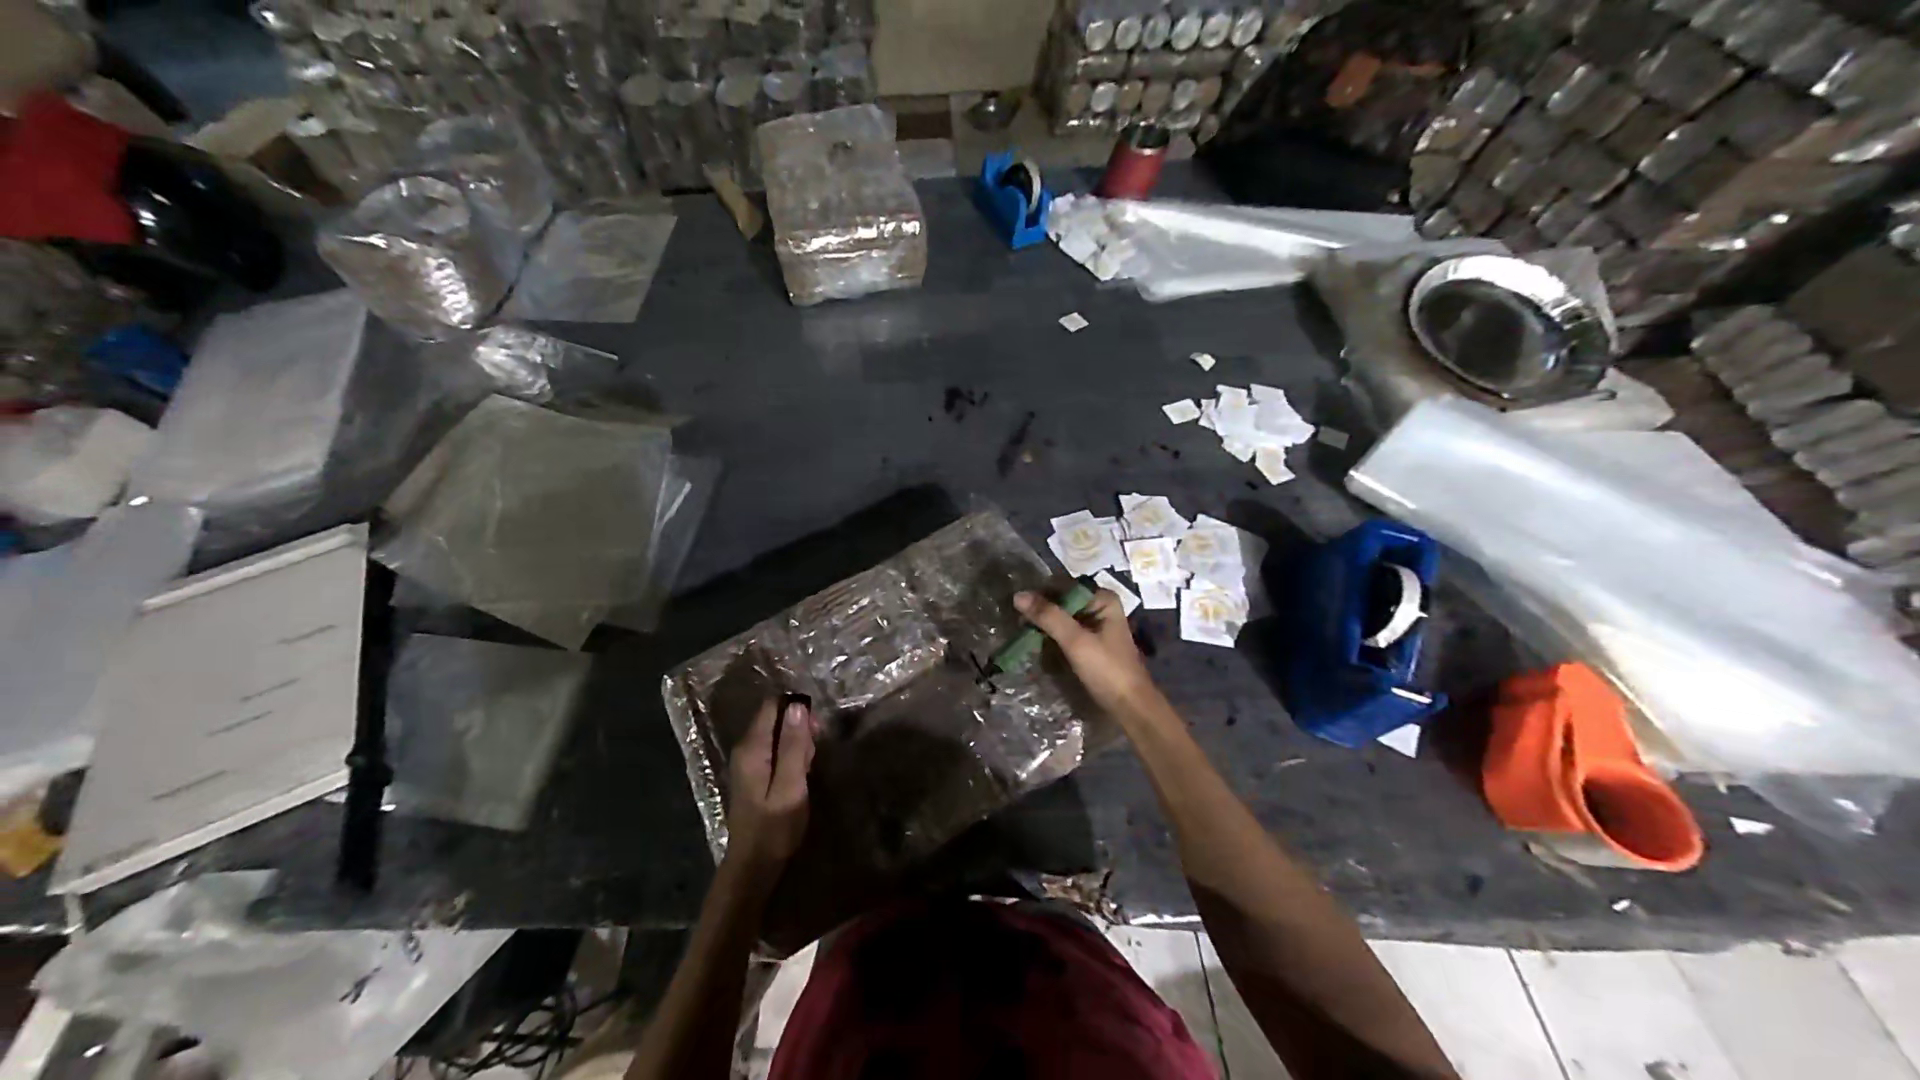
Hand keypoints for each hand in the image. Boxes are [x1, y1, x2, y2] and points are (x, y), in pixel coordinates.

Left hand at [725, 697, 816, 875]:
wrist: (754, 866)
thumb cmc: (774, 828)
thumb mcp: (790, 787)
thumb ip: (793, 746)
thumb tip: (798, 706)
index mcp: (752, 748)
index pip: (772, 706)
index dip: (797, 708)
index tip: (817, 726)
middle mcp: (746, 748)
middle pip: (776, 717)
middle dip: (800, 726)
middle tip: (816, 751)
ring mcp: (749, 761)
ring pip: (778, 734)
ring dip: (798, 742)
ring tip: (810, 764)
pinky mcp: (756, 773)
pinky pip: (777, 750)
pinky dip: (793, 755)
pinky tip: (802, 772)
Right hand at [1015, 589, 1161, 717]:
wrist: (1130, 706)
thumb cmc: (1107, 670)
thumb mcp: (1076, 641)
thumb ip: (1049, 616)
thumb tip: (1018, 595)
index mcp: (1102, 599)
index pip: (1063, 586)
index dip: (1040, 594)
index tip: (1016, 606)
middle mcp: (1099, 606)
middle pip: (1062, 600)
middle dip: (1041, 610)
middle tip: (1016, 621)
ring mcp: (1095, 625)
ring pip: (1061, 617)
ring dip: (1043, 624)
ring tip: (1020, 632)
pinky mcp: (1089, 642)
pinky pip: (1064, 631)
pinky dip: (1051, 635)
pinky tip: (1034, 641)